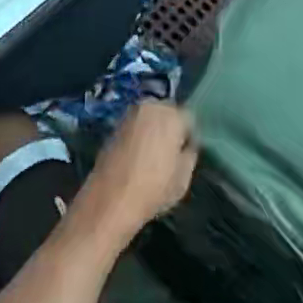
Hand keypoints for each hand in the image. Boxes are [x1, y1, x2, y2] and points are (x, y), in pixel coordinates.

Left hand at [73, 101, 197, 238]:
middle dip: (173, 127)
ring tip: (156, 152)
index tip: (189, 150)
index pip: (189, 118)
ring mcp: (131, 113)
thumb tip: (188, 145)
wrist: (112, 196)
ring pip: (151, 116)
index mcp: (172, 116)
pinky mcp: (116, 123)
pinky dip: (141, 133)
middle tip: (174, 150)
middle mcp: (151, 106)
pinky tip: (140, 153)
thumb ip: (190, 154)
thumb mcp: (183, 178)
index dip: (190, 135)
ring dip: (156, 128)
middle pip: (168, 112)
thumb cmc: (154, 188)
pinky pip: (136, 123)